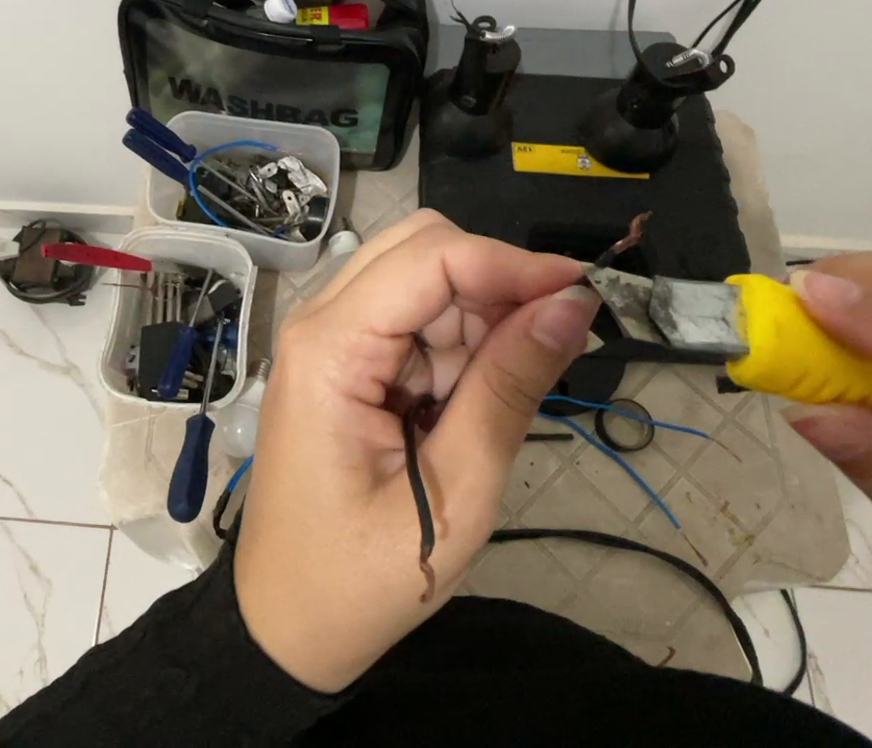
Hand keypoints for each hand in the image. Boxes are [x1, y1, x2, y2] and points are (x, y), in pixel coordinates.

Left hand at [232, 210, 597, 692]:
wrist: (290, 621)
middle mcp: (318, 323)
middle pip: (419, 249)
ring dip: (475, 315)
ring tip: (498, 393)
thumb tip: (572, 305)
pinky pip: (408, 317)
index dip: (510, 264)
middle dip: (492, 283)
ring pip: (419, 277)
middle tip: (542, 347)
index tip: (582, 294)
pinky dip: (454, 341)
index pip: (430, 259)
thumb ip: (509, 387)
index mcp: (329, 348)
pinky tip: (467, 397)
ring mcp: (325, 338)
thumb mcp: (455, 490)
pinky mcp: (340, 360)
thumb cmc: (362, 575)